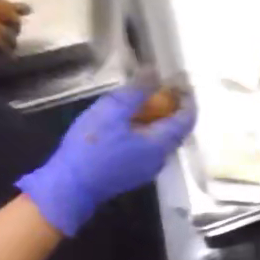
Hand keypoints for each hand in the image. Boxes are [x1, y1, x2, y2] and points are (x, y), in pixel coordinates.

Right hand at [16, 81, 197, 235]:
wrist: (72, 186)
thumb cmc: (92, 147)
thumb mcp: (113, 110)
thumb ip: (138, 90)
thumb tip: (155, 73)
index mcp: (160, 145)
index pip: (186, 120)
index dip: (187, 98)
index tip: (180, 80)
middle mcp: (159, 160)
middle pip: (175, 130)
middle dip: (172, 106)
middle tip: (160, 85)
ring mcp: (146, 169)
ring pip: (161, 139)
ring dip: (157, 118)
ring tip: (144, 98)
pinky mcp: (133, 173)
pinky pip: (148, 147)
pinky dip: (146, 130)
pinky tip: (130, 120)